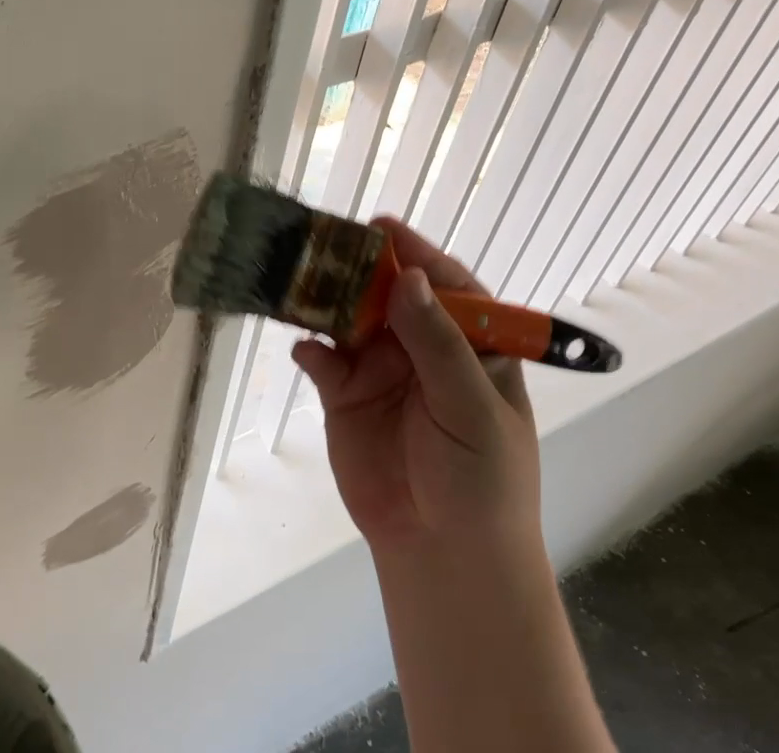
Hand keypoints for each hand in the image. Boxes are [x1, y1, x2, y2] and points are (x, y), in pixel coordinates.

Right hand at [291, 218, 539, 551]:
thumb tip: (409, 278)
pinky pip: (322, 360)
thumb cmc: (481, 478)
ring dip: (325, 302)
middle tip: (322, 247)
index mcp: (472, 345)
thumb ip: (438, 345)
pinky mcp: (343, 395)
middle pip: (388, 295)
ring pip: (349, 320)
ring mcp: (379, 370)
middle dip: (359, 271)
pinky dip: (310, 349)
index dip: (416, 255)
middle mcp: (422, 348)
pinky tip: (305, 350)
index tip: (380, 229)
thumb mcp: (471, 408)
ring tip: (298, 284)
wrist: (440, 548)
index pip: (446, 286)